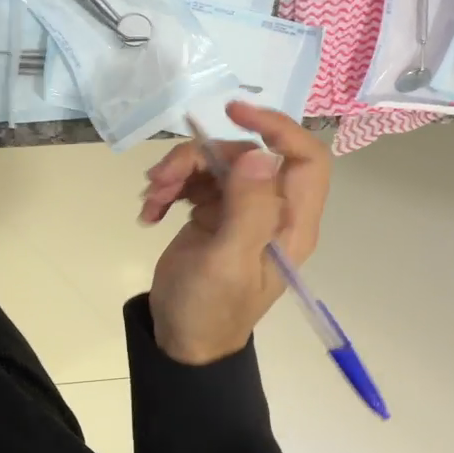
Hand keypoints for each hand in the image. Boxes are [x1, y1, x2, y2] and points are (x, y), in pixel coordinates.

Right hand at [137, 102, 331, 364]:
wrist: (182, 340)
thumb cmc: (209, 308)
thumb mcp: (226, 261)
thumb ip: (247, 209)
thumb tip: (257, 154)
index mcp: (290, 223)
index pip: (304, 159)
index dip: (277, 127)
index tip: (233, 112)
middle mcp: (270, 211)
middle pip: (243, 157)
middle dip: (197, 159)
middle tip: (158, 180)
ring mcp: (238, 212)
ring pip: (212, 166)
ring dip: (175, 174)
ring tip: (149, 200)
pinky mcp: (210, 216)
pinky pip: (191, 184)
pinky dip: (166, 191)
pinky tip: (149, 213)